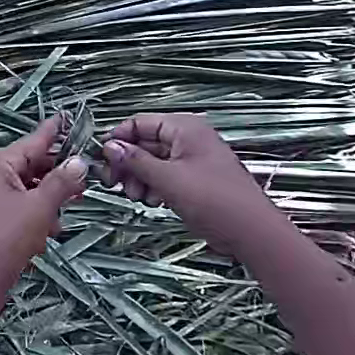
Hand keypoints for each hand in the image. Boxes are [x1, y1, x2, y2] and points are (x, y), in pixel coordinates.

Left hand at [0, 116, 86, 276]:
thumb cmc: (6, 237)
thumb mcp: (40, 206)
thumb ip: (62, 182)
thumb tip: (80, 162)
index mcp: (0, 164)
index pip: (34, 141)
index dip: (54, 131)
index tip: (68, 117)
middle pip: (35, 164)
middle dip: (59, 174)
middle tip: (86, 180)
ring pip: (33, 188)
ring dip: (52, 198)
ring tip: (69, 208)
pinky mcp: (0, 219)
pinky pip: (27, 207)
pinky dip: (41, 216)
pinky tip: (51, 231)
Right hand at [102, 113, 289, 256]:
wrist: (251, 232)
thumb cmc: (216, 201)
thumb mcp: (167, 179)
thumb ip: (135, 161)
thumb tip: (110, 147)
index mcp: (185, 128)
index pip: (139, 122)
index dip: (119, 139)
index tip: (103, 159)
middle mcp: (188, 138)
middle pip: (144, 142)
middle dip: (128, 163)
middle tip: (114, 182)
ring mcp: (192, 159)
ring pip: (152, 161)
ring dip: (139, 178)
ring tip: (136, 195)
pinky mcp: (194, 178)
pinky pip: (165, 175)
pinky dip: (154, 186)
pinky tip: (152, 200)